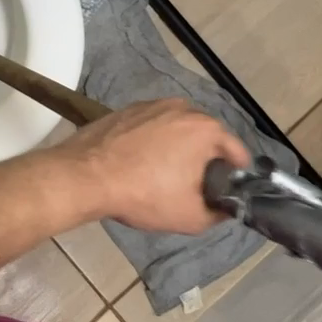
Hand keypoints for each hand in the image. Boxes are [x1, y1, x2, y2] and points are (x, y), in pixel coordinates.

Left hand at [48, 98, 249, 234]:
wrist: (84, 176)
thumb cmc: (143, 194)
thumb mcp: (192, 216)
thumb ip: (221, 211)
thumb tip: (226, 206)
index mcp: (205, 128)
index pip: (237, 153)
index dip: (234, 176)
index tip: (222, 193)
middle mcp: (182, 107)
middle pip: (206, 137)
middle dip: (204, 160)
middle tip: (191, 186)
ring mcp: (150, 104)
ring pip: (177, 130)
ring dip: (177, 149)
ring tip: (162, 175)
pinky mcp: (125, 109)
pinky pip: (151, 126)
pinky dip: (151, 141)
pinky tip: (139, 161)